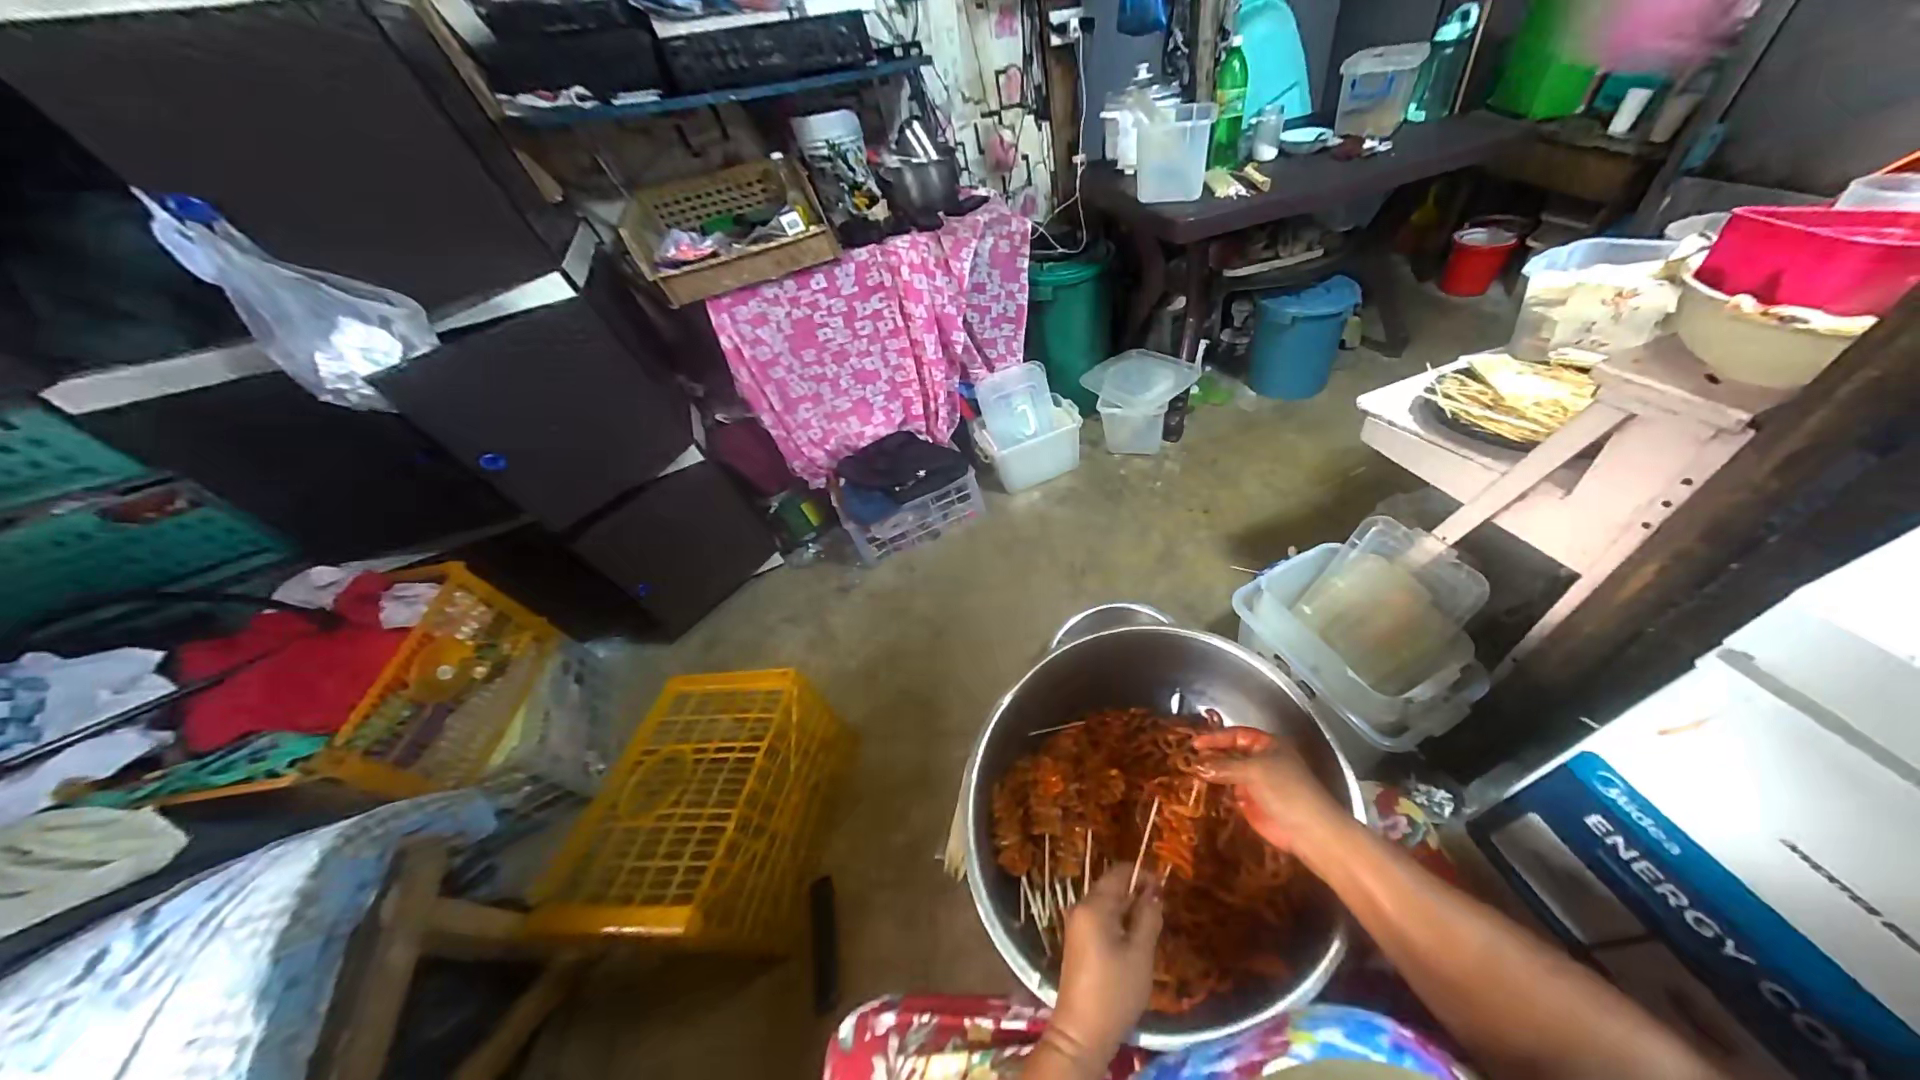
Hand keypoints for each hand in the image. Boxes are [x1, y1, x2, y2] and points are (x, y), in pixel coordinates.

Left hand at [1047, 867, 1162, 1064]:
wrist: (1081, 1031)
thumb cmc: (1115, 990)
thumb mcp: (1140, 953)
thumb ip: (1148, 917)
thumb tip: (1154, 891)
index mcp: (1094, 905)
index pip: (1119, 872)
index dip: (1143, 875)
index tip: (1165, 890)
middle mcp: (1080, 907)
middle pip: (1111, 887)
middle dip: (1137, 893)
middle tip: (1161, 913)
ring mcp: (1076, 924)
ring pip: (1107, 904)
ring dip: (1129, 910)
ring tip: (1151, 929)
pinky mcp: (1078, 941)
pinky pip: (1100, 919)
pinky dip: (1118, 923)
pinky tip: (1134, 942)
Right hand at [1193, 728, 1345, 853]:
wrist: (1308, 830)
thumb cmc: (1286, 790)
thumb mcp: (1254, 770)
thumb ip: (1223, 765)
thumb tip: (1196, 764)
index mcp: (1267, 745)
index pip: (1236, 735)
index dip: (1216, 737)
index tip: (1195, 743)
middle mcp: (1260, 761)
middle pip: (1230, 753)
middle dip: (1211, 755)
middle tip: (1187, 758)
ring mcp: (1255, 782)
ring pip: (1227, 773)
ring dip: (1210, 773)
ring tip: (1188, 773)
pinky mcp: (1249, 803)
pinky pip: (1227, 792)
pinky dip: (1214, 791)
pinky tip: (1198, 790)